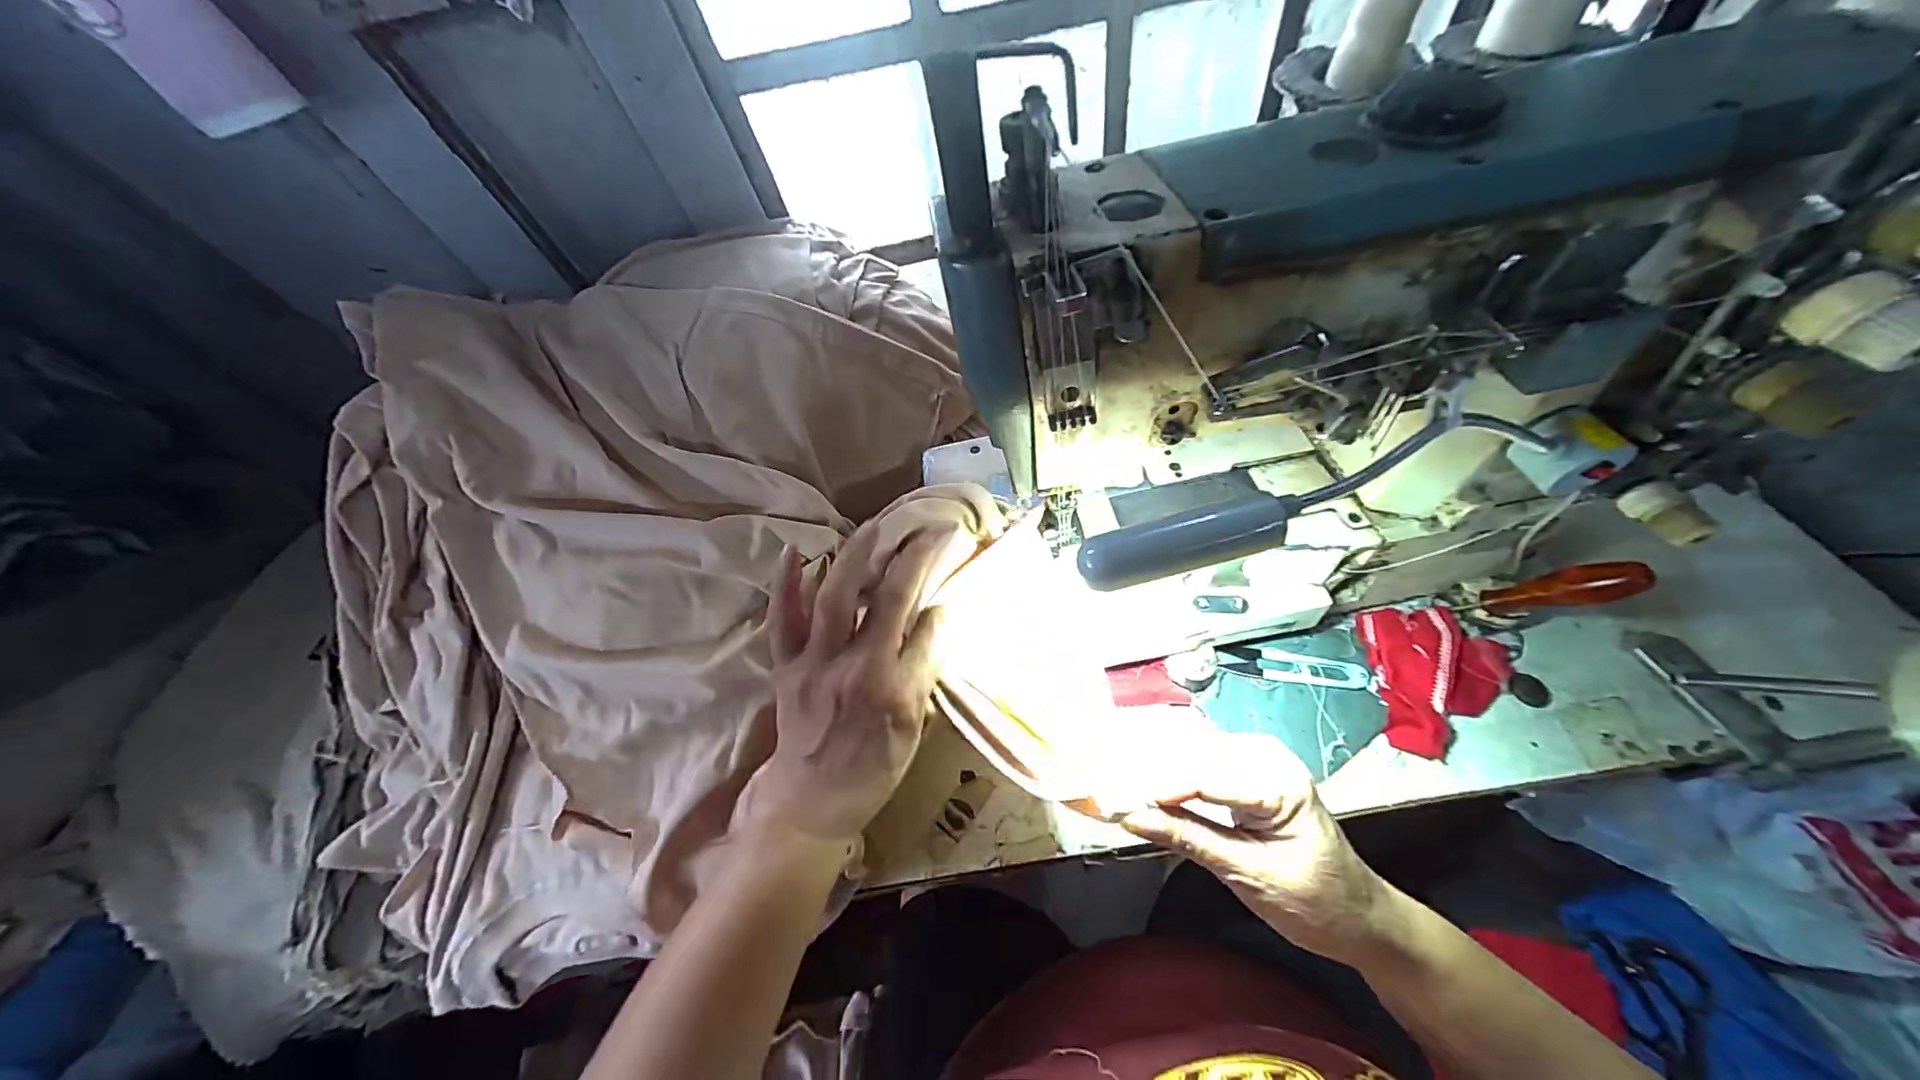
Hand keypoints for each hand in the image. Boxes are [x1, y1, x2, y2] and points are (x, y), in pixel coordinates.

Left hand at [733, 522, 953, 851]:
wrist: (809, 799)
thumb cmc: (871, 770)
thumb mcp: (913, 732)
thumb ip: (924, 673)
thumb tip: (937, 617)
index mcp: (894, 693)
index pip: (925, 630)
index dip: (941, 592)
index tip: (953, 558)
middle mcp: (855, 671)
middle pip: (887, 601)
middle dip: (913, 558)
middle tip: (931, 527)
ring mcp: (814, 665)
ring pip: (836, 598)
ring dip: (858, 556)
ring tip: (878, 524)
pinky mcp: (786, 666)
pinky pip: (782, 621)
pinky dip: (787, 586)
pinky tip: (794, 552)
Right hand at [1120, 732, 1410, 966]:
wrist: (1357, 914)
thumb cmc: (1314, 901)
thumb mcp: (1248, 875)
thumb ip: (1189, 840)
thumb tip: (1134, 819)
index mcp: (1280, 784)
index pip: (1207, 777)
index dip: (1159, 788)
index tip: (1118, 801)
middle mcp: (1270, 760)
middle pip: (1198, 756)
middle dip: (1153, 772)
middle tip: (1110, 791)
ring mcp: (1261, 761)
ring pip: (1196, 754)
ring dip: (1159, 770)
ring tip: (1121, 786)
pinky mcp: (1249, 770)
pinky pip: (1204, 763)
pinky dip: (1176, 775)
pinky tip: (1150, 785)